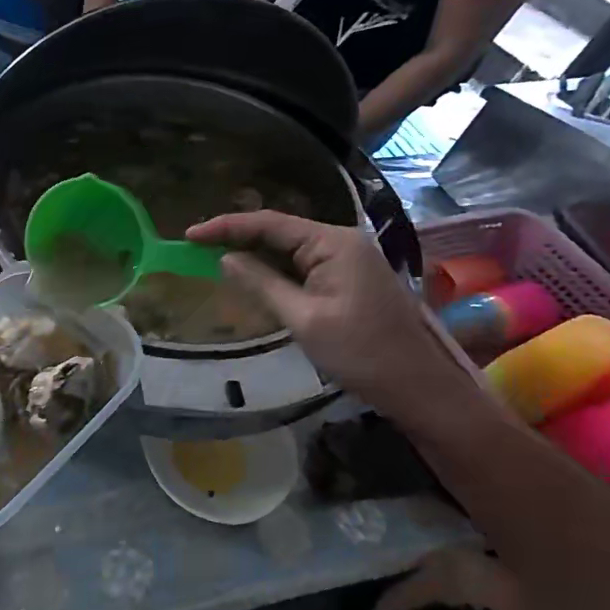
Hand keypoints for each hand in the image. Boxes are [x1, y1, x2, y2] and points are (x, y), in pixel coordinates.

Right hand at [186, 212, 474, 419]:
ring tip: (213, 256)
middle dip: (236, 236)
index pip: (269, 223)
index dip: (225, 226)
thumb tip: (225, 259)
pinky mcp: (349, 278)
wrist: (420, 386)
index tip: (189, 234)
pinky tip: (251, 274)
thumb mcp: (303, 319)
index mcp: (333, 243)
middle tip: (195, 245)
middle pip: (279, 230)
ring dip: (253, 252)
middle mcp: (341, 241)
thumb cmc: (362, 352)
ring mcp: (348, 259)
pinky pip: (303, 264)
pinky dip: (274, 268)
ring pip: (289, 248)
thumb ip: (261, 283)